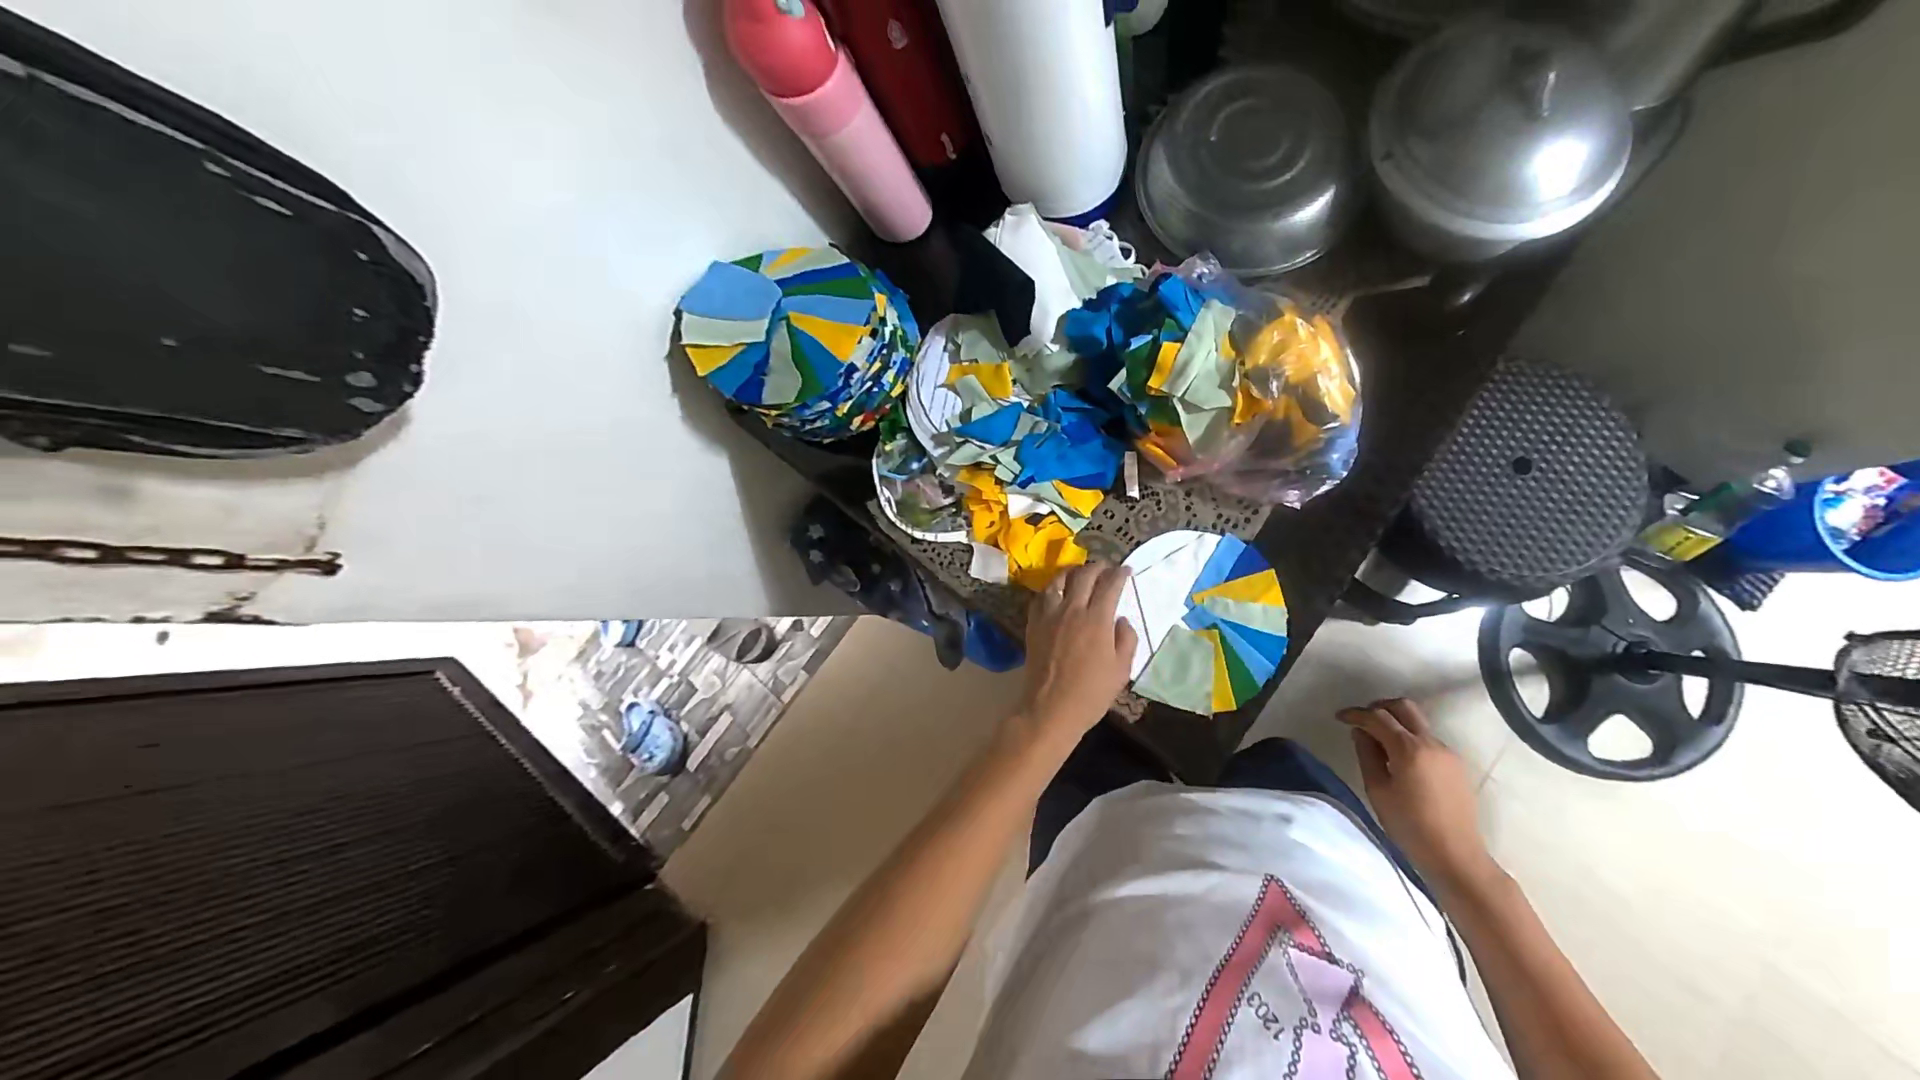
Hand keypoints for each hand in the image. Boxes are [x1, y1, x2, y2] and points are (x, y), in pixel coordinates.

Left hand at [1006, 563, 1137, 758]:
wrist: (1050, 708)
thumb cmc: (1091, 693)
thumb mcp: (1121, 670)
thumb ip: (1125, 639)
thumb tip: (1121, 620)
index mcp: (1097, 619)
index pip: (1110, 585)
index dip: (1119, 574)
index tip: (1125, 571)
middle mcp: (1071, 610)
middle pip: (1083, 576)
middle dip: (1097, 567)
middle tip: (1105, 567)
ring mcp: (1049, 615)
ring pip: (1058, 581)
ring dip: (1072, 572)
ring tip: (1079, 573)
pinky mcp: (1033, 624)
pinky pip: (1041, 597)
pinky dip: (1051, 588)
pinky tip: (1056, 592)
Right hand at [1338, 698, 1500, 897]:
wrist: (1455, 854)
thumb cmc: (1409, 825)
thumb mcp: (1377, 789)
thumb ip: (1367, 755)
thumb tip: (1361, 733)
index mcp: (1409, 749)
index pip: (1378, 717)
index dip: (1356, 714)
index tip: (1339, 718)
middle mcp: (1432, 743)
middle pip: (1404, 707)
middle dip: (1379, 707)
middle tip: (1361, 720)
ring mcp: (1448, 753)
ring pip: (1417, 722)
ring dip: (1395, 723)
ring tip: (1377, 742)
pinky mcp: (1456, 765)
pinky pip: (1427, 739)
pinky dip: (1408, 737)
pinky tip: (1398, 758)